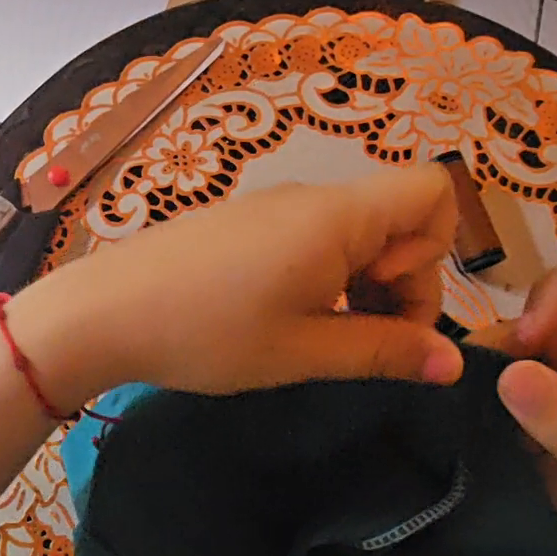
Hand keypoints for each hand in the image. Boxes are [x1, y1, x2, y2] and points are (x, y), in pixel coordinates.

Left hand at [10, 165, 466, 401]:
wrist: (104, 312)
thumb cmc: (208, 333)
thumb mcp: (303, 352)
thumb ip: (384, 351)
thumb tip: (452, 362)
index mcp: (338, 216)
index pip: (433, 193)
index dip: (433, 255)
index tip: (388, 309)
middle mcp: (311, 198)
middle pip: (397, 219)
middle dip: (400, 282)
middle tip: (360, 342)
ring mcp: (273, 207)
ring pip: (354, 234)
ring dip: (360, 285)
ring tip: (317, 338)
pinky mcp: (245, 224)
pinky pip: (312, 239)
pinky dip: (323, 277)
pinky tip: (283, 319)